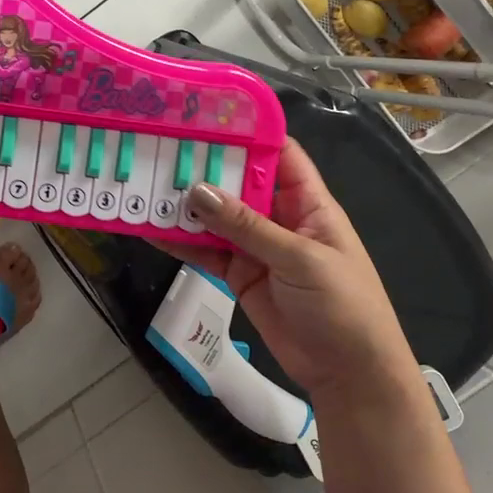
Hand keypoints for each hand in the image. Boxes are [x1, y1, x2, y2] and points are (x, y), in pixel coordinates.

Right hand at [157, 140, 415, 401]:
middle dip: (202, 166)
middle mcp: (279, 218)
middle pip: (237, 181)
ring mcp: (256, 246)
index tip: (205, 116)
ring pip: (214, 215)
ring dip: (183, 204)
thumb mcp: (301, 260)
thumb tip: (197, 191)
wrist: (349, 376)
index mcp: (308, 204)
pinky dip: (178, 241)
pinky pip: (203, 250)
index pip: (279, 154)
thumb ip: (247, 226)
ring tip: (143, 184)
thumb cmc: (344, 308)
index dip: (247, 133)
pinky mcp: (237, 273)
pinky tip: (149, 229)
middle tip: (159, 147)